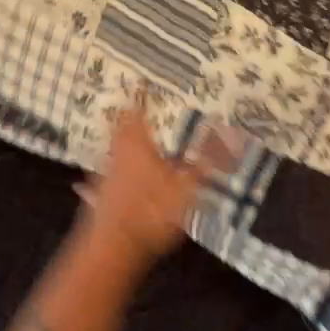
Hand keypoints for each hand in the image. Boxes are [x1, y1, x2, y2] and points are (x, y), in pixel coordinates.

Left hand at [74, 91, 233, 264]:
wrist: (113, 248)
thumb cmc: (152, 211)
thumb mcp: (187, 188)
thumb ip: (205, 163)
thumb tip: (230, 136)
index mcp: (137, 145)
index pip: (136, 111)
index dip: (140, 96)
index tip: (143, 82)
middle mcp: (116, 153)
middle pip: (120, 128)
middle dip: (129, 117)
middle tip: (139, 107)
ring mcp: (104, 175)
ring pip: (113, 150)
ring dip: (123, 142)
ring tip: (137, 138)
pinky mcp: (99, 195)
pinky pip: (109, 173)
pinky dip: (118, 169)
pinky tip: (124, 176)